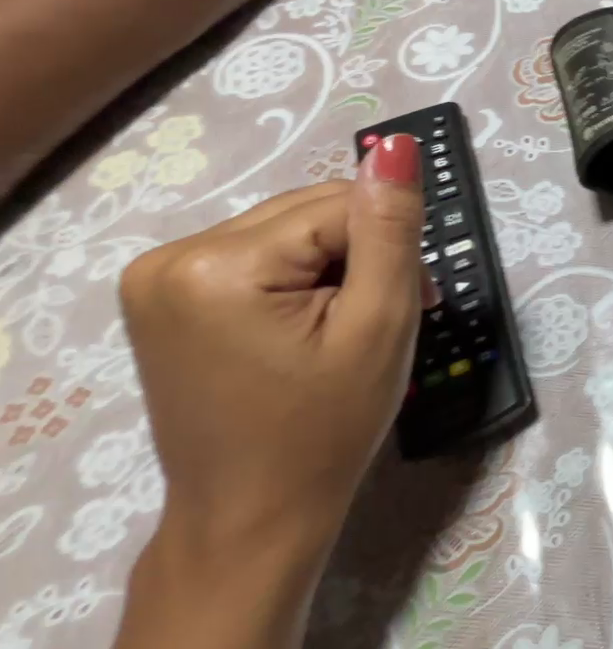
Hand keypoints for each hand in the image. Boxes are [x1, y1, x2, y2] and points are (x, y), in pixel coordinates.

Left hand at [120, 138, 428, 550]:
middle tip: (388, 316)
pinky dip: (303, 277)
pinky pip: (264, 252)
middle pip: (313, 212)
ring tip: (353, 325)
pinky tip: (314, 323)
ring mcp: (159, 276)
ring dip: (338, 263)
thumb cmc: (328, 422)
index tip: (412, 303)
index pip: (344, 207)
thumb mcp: (380, 321)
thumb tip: (395, 145)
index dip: (390, 248)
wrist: (255, 508)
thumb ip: (391, 228)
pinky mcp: (167, 295)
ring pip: (293, 229)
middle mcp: (171, 256)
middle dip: (364, 252)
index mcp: (218, 264)